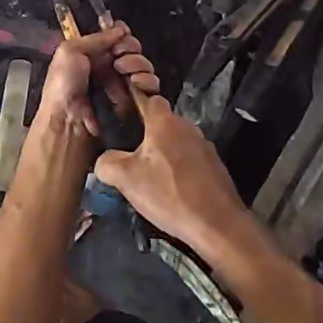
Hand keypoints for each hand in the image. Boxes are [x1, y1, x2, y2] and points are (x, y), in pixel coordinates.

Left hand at [38, 24, 159, 136]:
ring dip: (138, 63)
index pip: (119, 38)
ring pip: (145, 66)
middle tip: (119, 56)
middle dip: (131, 48)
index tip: (121, 36)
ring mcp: (123, 84)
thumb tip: (120, 29)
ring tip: (124, 71)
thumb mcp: (70, 51)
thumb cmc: (63, 83)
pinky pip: (151, 86)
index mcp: (95, 54)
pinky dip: (148, 80)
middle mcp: (111, 67)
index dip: (124, 35)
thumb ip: (96, 38)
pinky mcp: (134, 101)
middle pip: (135, 50)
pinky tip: (136, 82)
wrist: (67, 118)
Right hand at [92, 95, 256, 259]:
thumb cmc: (169, 193)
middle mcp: (187, 126)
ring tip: (150, 180)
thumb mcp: (126, 180)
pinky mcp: (214, 165)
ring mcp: (204, 145)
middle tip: (130, 160)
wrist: (217, 223)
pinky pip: (189, 159)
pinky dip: (179, 170)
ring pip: (176, 142)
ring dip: (163, 156)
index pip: (149, 99)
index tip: (122, 124)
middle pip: (162, 123)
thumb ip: (107, 164)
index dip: (134, 107)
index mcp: (165, 122)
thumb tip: (105, 160)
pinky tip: (172, 191)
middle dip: (146, 138)